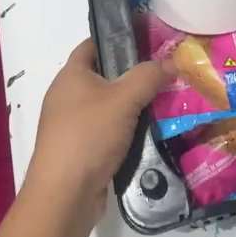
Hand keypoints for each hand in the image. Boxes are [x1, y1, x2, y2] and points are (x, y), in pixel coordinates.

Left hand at [25, 38, 174, 212]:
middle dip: (132, 78)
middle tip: (163, 76)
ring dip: (132, 109)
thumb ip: (148, 77)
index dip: (117, 40)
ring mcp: (71, 126)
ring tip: (163, 106)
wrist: (64, 196)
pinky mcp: (80, 152)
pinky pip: (107, 134)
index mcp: (70, 75)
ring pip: (108, 108)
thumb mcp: (124, 99)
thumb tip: (171, 61)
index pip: (92, 45)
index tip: (146, 41)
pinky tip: (149, 136)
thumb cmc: (89, 135)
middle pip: (104, 78)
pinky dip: (126, 134)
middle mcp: (67, 97)